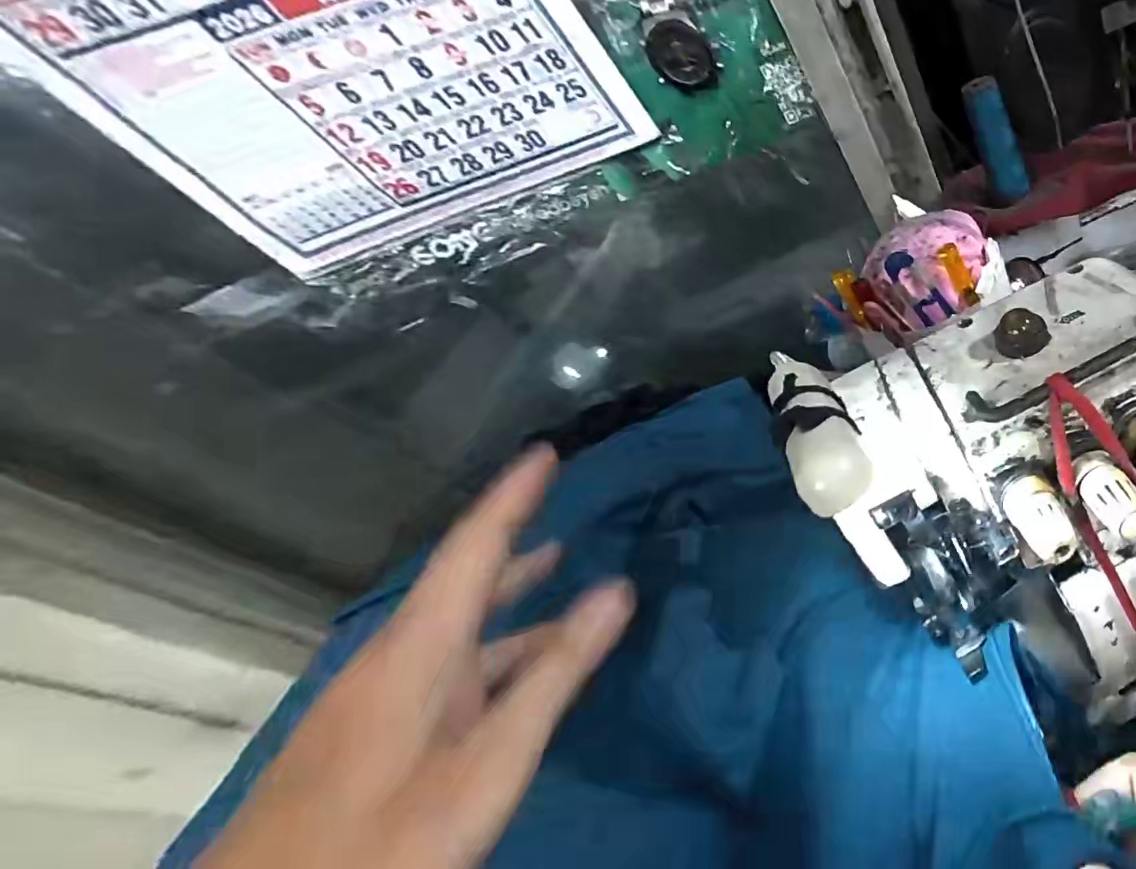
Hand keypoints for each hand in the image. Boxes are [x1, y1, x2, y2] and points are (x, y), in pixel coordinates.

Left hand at [199, 446, 633, 868]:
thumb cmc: (386, 839)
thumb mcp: (492, 757)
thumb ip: (557, 670)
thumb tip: (619, 589)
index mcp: (417, 648)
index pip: (473, 548)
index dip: (511, 497)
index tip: (544, 453)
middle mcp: (392, 661)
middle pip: (461, 582)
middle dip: (514, 542)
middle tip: (561, 512)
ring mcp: (374, 703)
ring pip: (455, 629)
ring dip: (509, 598)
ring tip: (556, 571)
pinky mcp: (368, 740)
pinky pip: (445, 665)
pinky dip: (493, 646)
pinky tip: (514, 670)